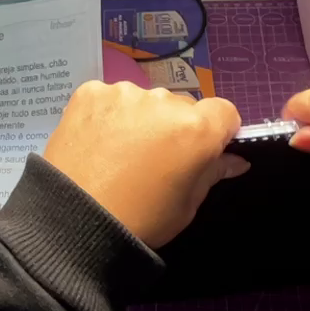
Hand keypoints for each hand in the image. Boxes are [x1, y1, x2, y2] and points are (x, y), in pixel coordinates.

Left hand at [42, 81, 248, 247]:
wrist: (74, 219)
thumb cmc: (140, 219)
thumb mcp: (186, 205)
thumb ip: (212, 172)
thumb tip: (236, 159)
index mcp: (195, 129)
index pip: (223, 111)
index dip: (218, 129)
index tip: (205, 148)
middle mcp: (162, 100)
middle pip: (180, 105)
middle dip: (175, 126)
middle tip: (154, 158)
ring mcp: (124, 92)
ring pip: (144, 100)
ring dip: (140, 118)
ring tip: (120, 152)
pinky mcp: (90, 91)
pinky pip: (110, 97)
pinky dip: (108, 114)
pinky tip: (97, 141)